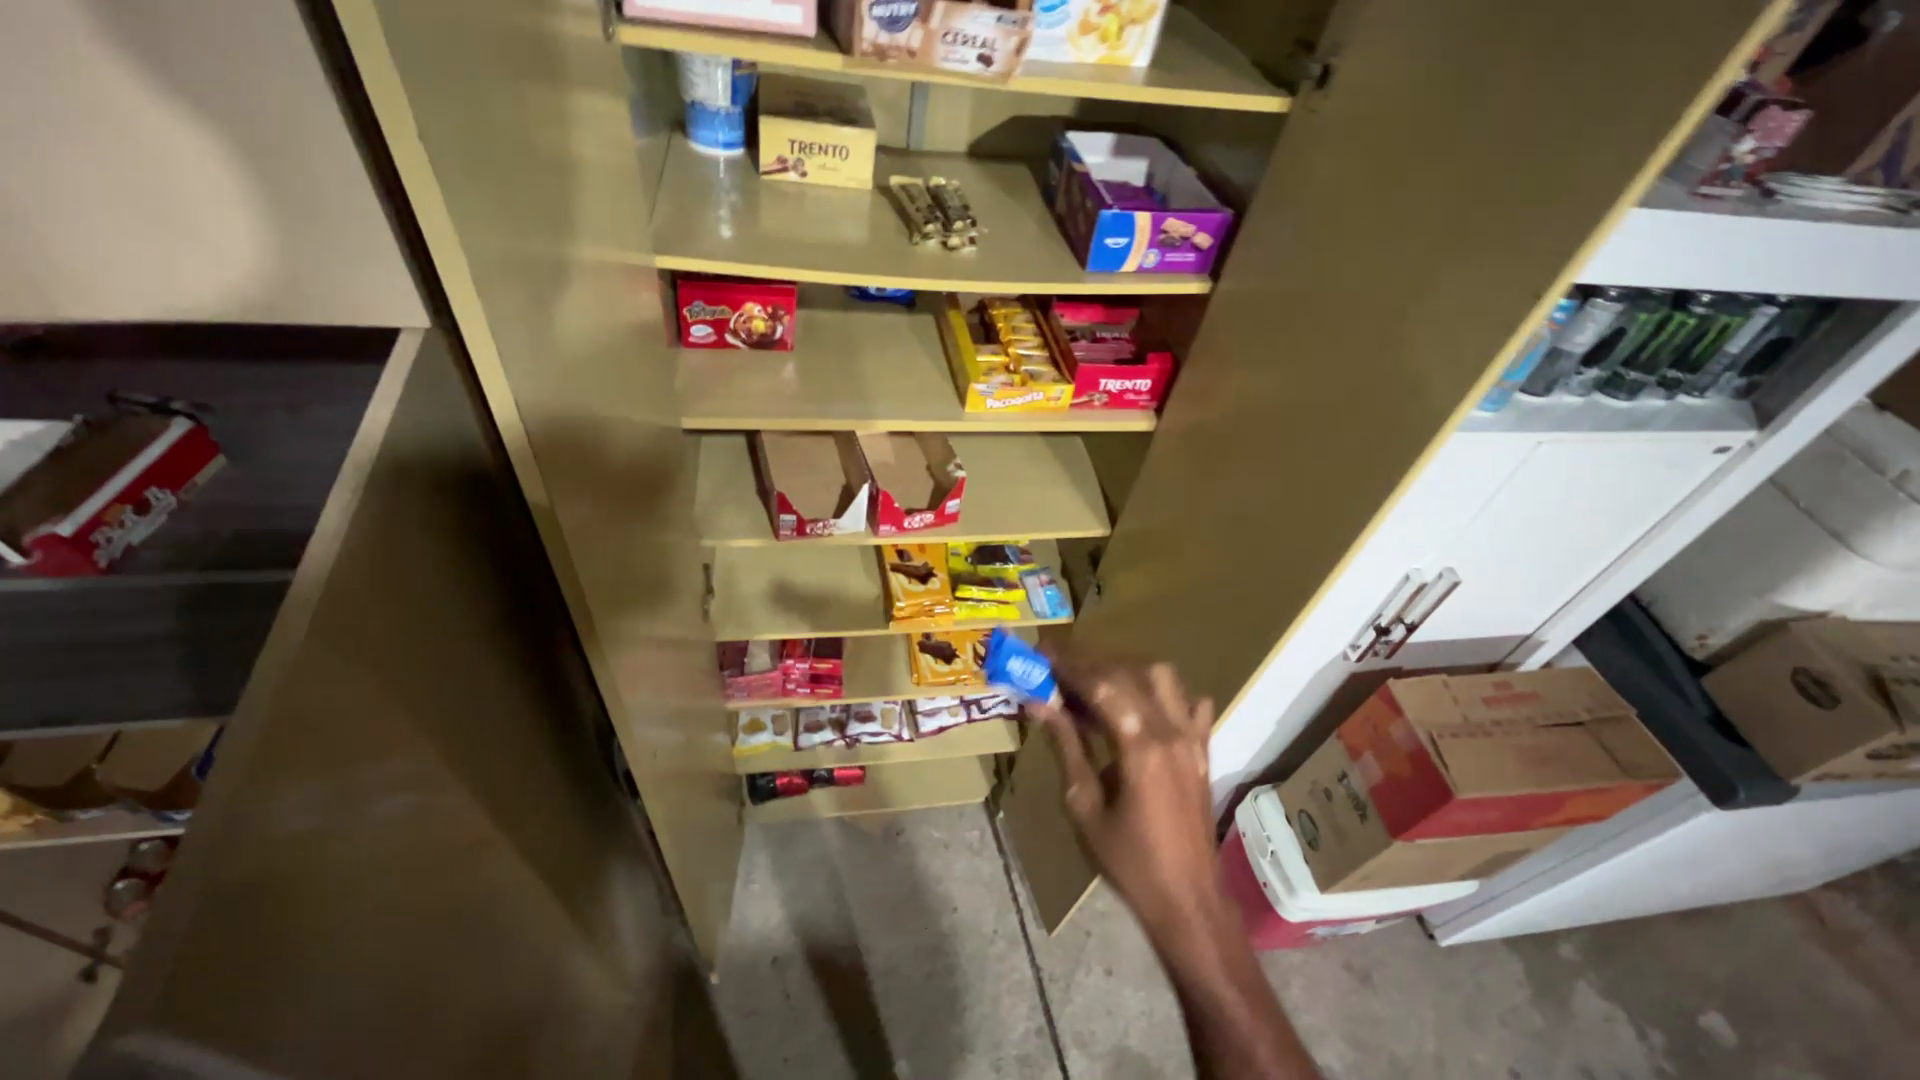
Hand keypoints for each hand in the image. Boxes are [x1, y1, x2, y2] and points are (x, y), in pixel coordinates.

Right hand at [1030, 661, 1223, 936]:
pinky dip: (1165, 694)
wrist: (1187, 898)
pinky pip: (1190, 704)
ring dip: (1128, 670)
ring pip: (1164, 678)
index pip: (1102, 685)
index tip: (1042, 651)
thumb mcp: (1084, 805)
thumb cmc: (1128, 860)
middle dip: (1092, 663)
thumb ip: (1066, 746)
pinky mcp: (1203, 751)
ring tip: (1097, 682)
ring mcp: (1193, 739)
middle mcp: (1171, 732)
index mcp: (1140, 746)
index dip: (1069, 664)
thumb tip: (1039, 703)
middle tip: (1058, 668)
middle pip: (1130, 674)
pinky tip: (1142, 707)